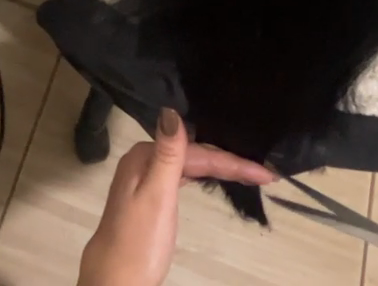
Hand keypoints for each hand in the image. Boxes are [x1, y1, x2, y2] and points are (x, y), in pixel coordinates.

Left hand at [77, 108, 276, 285]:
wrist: (112, 283)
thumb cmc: (138, 243)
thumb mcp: (155, 197)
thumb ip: (167, 154)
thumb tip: (170, 109)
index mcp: (145, 156)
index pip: (198, 153)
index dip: (231, 161)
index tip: (265, 173)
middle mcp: (144, 160)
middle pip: (194, 156)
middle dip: (229, 162)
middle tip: (265, 173)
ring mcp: (144, 179)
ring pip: (189, 166)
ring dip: (217, 168)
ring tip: (248, 172)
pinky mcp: (149, 196)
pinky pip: (182, 177)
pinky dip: (201, 177)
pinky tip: (210, 176)